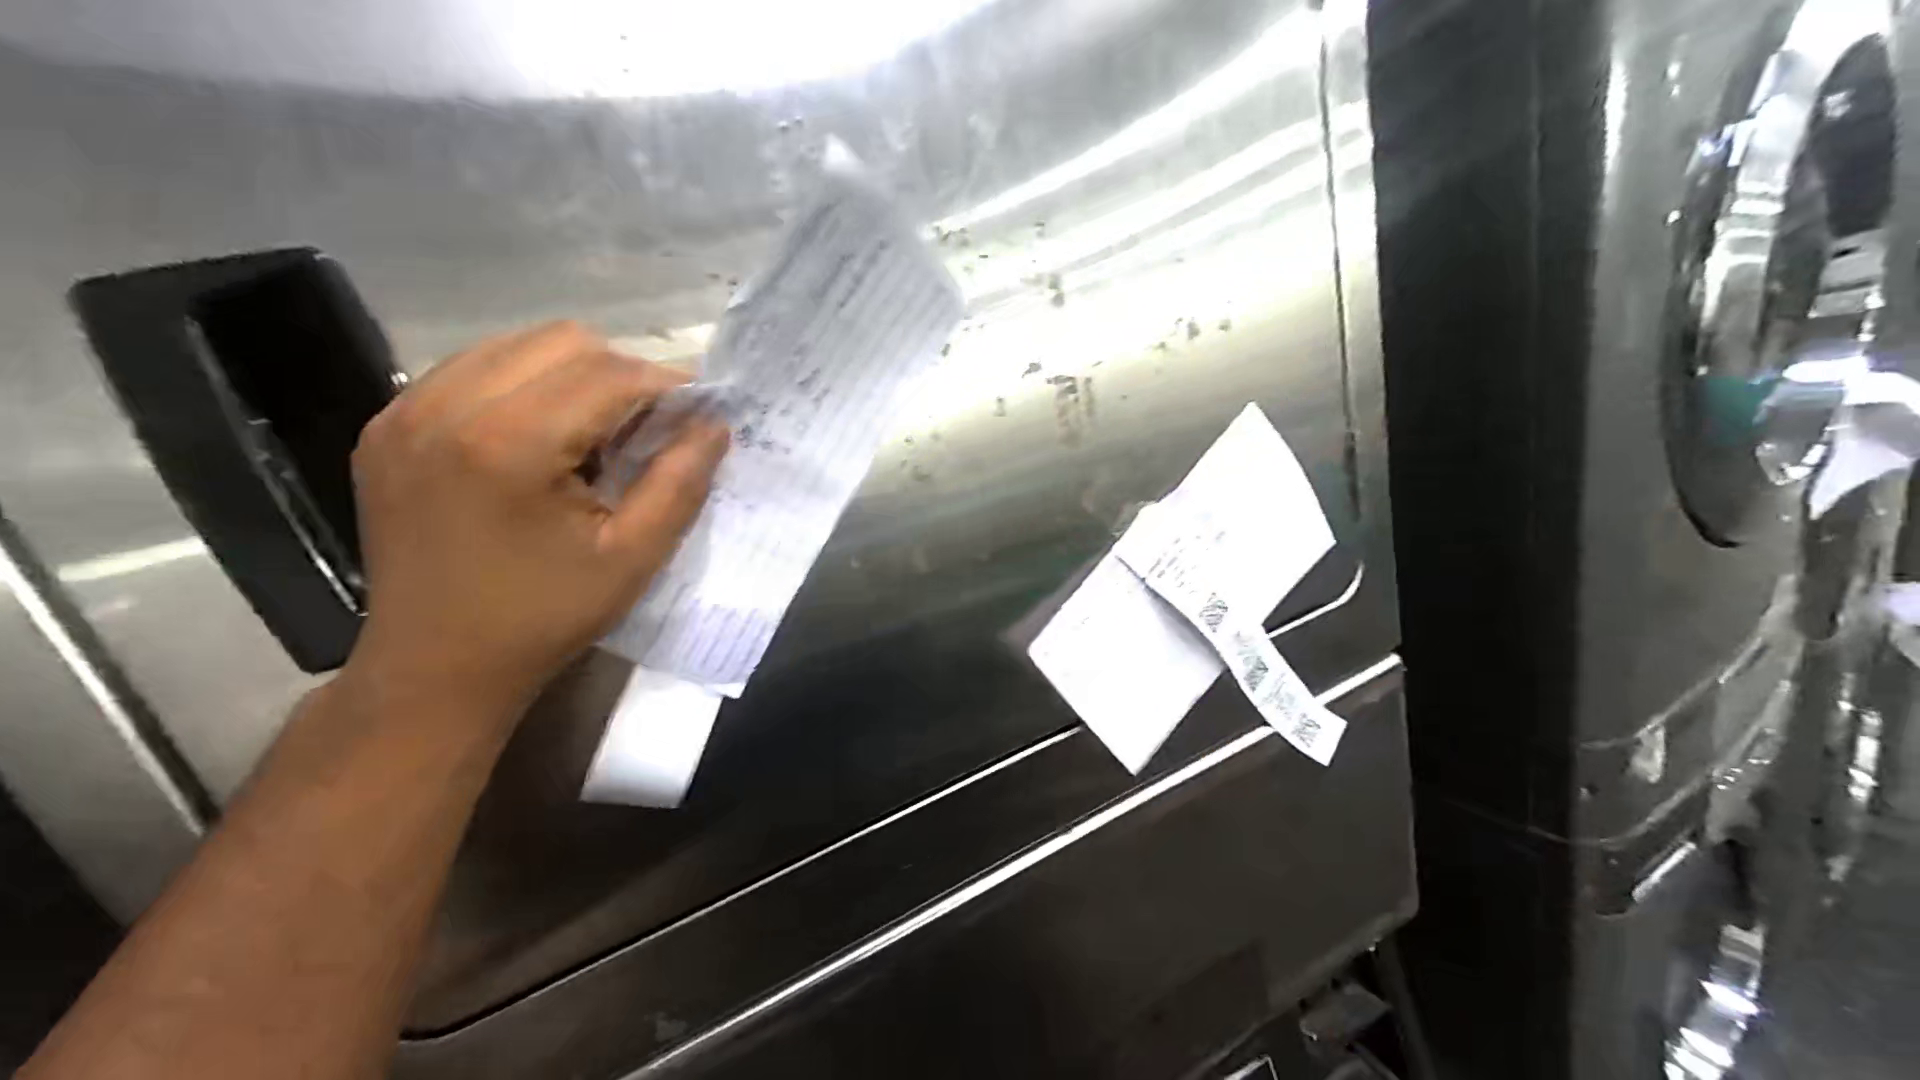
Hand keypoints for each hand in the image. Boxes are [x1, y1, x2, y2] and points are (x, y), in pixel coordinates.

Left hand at [345, 320, 727, 713]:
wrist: (435, 665)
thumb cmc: (545, 617)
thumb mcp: (634, 557)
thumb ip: (681, 482)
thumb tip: (713, 423)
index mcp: (508, 445)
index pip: (609, 373)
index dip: (666, 384)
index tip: (698, 410)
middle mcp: (446, 407)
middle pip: (563, 342)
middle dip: (623, 373)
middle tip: (648, 425)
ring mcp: (404, 411)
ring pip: (517, 345)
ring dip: (575, 374)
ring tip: (597, 429)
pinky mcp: (387, 424)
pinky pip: (474, 369)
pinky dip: (525, 385)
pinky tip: (543, 435)